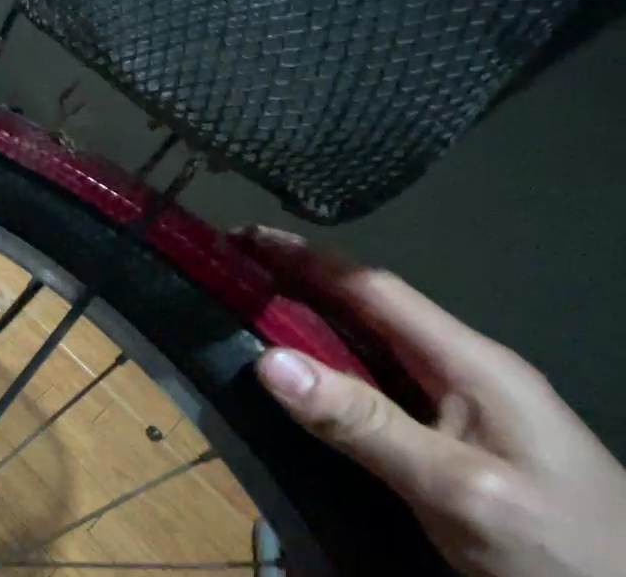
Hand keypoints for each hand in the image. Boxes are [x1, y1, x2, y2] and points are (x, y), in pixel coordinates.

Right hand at [238, 227, 625, 576]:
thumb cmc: (565, 549)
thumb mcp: (460, 490)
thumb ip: (365, 425)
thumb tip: (266, 359)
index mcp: (471, 362)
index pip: (372, 287)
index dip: (301, 255)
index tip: (234, 238)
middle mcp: (462, 372)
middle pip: (362, 310)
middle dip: (290, 283)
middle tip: (219, 275)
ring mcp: (459, 409)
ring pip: (363, 348)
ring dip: (299, 325)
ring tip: (235, 315)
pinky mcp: (450, 441)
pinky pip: (370, 386)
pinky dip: (319, 368)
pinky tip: (290, 377)